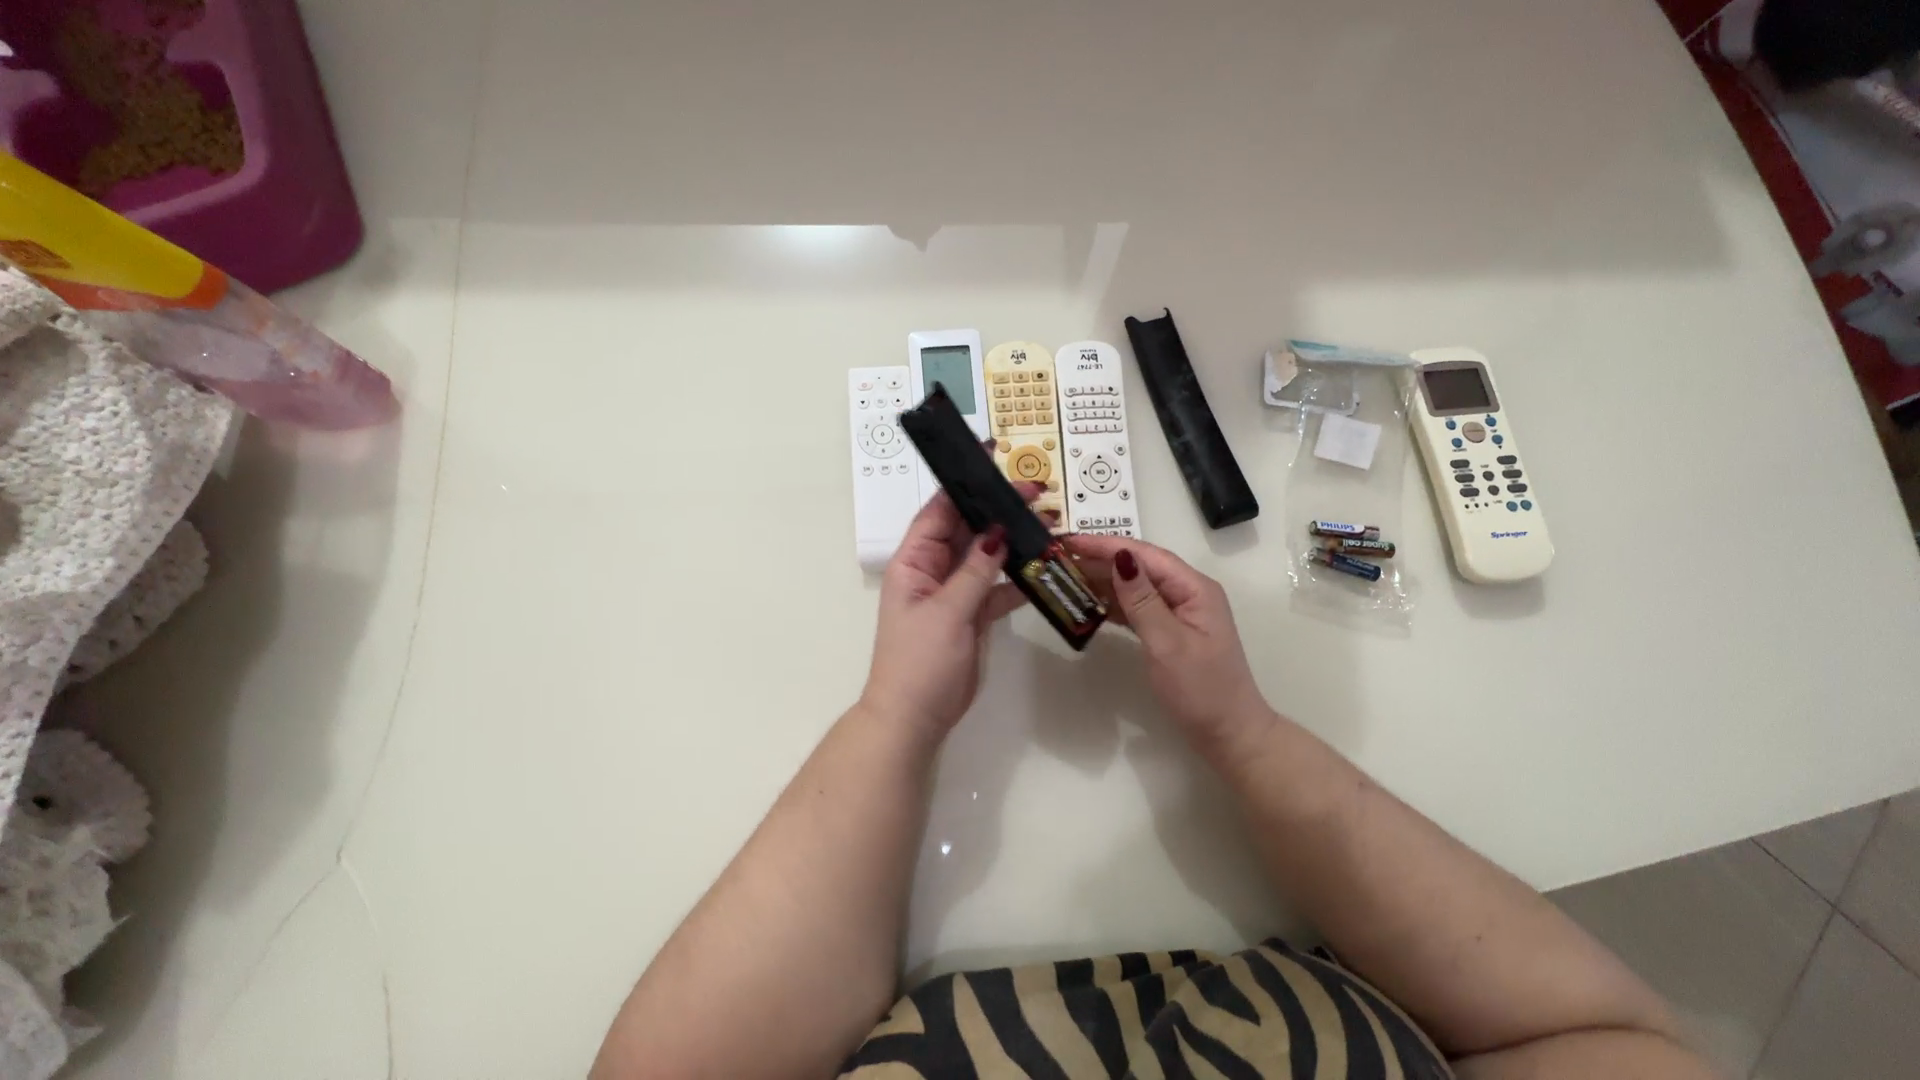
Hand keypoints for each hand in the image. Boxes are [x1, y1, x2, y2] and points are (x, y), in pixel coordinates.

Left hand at [859, 483, 1043, 736]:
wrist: (915, 717)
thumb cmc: (918, 661)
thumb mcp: (946, 611)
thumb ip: (975, 571)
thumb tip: (998, 531)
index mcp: (914, 561)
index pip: (939, 511)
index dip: (964, 484)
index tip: (992, 458)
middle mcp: (933, 570)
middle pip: (967, 528)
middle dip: (997, 509)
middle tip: (1037, 491)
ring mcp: (954, 593)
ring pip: (986, 556)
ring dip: (1013, 541)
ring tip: (1048, 523)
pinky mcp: (972, 615)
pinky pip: (997, 588)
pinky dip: (1018, 578)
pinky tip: (1044, 567)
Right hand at [1065, 535, 1275, 750]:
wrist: (1228, 733)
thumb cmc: (1201, 689)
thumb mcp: (1168, 643)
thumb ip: (1142, 600)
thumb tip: (1120, 558)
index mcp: (1194, 588)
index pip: (1145, 555)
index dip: (1106, 546)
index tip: (1069, 542)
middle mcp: (1188, 593)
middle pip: (1140, 566)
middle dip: (1100, 560)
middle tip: (1059, 558)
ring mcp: (1180, 612)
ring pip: (1136, 586)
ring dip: (1103, 581)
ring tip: (1067, 576)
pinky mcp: (1170, 631)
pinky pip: (1137, 607)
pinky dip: (1113, 604)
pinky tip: (1089, 604)